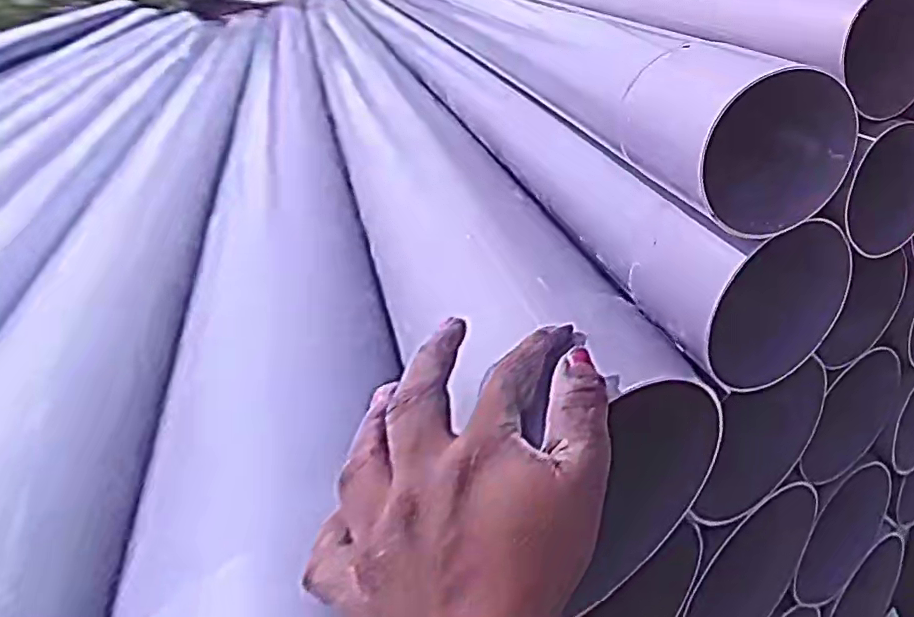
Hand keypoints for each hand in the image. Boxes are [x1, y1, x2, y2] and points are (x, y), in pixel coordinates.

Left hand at [304, 319, 611, 616]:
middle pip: (419, 398)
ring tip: (388, 391)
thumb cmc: (536, 570)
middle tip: (448, 331)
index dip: (536, 347)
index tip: (552, 337)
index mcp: (480, 453)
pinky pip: (328, 542)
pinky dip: (336, 514)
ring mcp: (380, 529)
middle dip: (436, 354)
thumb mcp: (585, 476)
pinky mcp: (357, 581)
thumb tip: (580, 366)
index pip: (508, 376)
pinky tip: (348, 501)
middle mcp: (421, 480)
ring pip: (362, 456)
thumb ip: (585, 411)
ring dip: (376, 416)